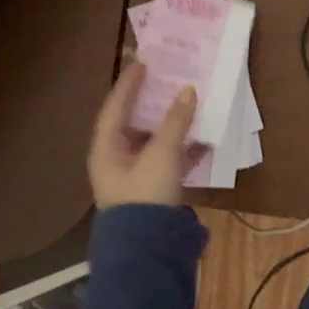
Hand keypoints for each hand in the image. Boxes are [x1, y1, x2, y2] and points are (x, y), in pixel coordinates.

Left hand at [88, 62, 203, 209]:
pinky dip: (181, 147)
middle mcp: (115, 159)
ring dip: (169, 124)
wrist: (147, 246)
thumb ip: (175, 121)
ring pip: (151, 141)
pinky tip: (201, 141)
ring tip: (186, 104)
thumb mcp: (162, 153)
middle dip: (150, 102)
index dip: (128, 84)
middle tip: (166, 79)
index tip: (142, 62)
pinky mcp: (151, 189)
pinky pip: (166, 159)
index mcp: (107, 148)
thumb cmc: (146, 193)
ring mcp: (133, 175)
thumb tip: (187, 90)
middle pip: (132, 122)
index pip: (115, 107)